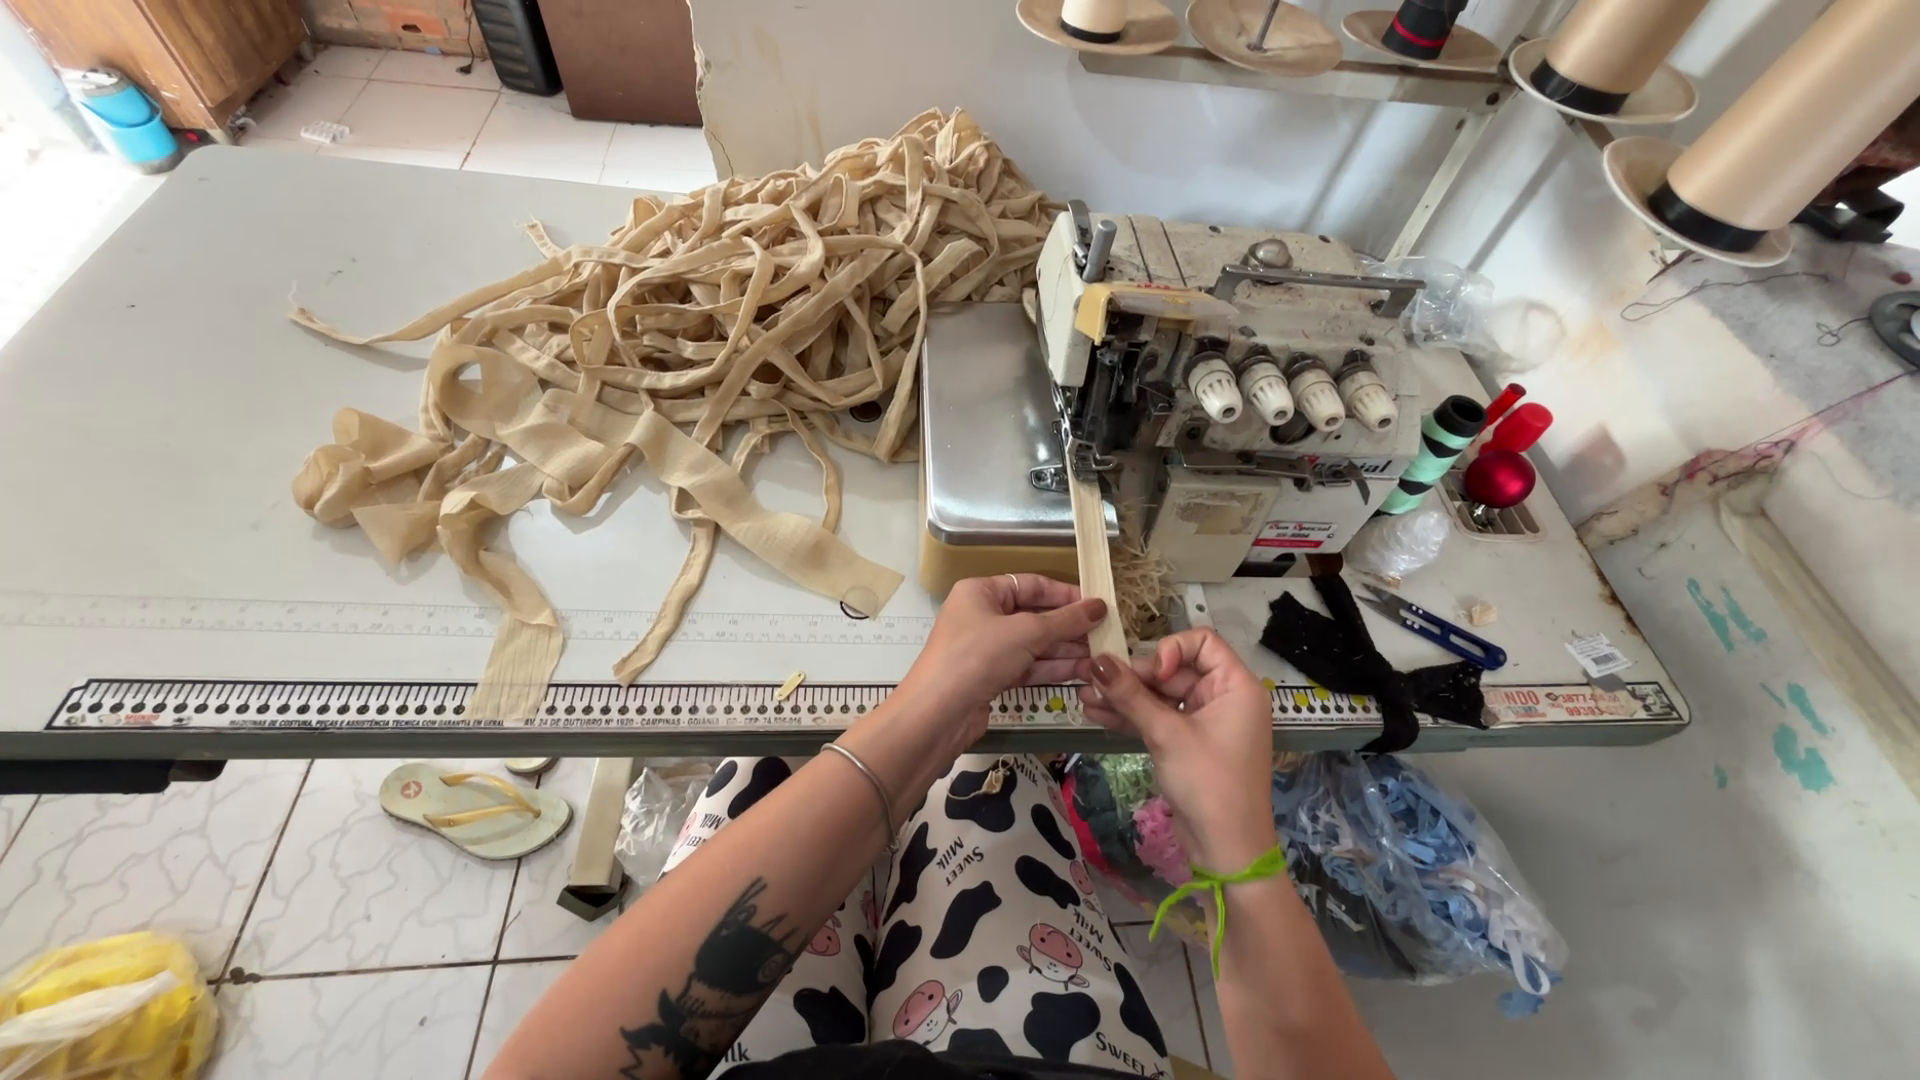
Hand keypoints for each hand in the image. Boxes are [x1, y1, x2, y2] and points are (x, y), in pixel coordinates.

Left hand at [894, 574, 1106, 755]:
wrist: (938, 714)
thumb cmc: (978, 657)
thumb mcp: (1025, 632)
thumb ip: (1066, 620)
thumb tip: (1100, 606)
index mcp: (981, 592)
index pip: (1031, 584)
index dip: (1066, 594)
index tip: (1099, 606)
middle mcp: (982, 616)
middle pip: (1034, 615)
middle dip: (1070, 626)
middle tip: (1107, 634)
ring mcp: (985, 649)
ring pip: (1033, 644)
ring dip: (1066, 650)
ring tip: (1102, 656)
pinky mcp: (991, 677)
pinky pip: (1027, 666)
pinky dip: (1052, 669)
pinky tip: (1083, 672)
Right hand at [1075, 629, 1276, 869]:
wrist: (1226, 851)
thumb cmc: (1209, 783)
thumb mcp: (1167, 735)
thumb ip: (1130, 695)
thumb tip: (1096, 660)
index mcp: (1235, 686)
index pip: (1203, 642)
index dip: (1171, 649)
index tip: (1151, 673)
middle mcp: (1222, 698)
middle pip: (1173, 670)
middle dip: (1133, 676)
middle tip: (1091, 678)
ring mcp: (1203, 723)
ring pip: (1159, 697)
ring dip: (1124, 697)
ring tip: (1083, 697)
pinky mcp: (1186, 744)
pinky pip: (1157, 720)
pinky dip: (1131, 718)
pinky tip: (1096, 714)